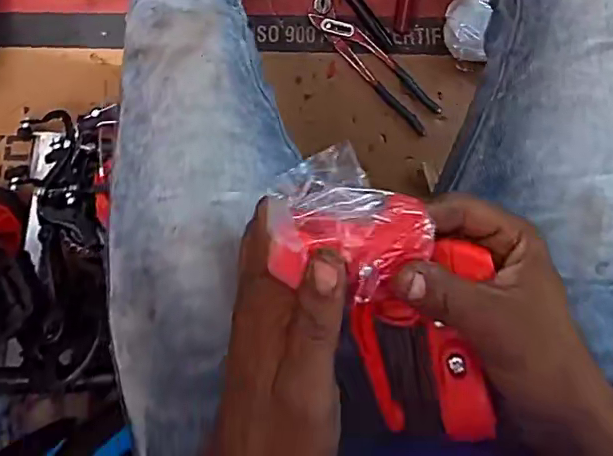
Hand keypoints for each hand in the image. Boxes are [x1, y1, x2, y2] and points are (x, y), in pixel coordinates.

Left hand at [207, 199, 344, 455]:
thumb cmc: (282, 424)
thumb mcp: (307, 373)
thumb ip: (316, 315)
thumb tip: (329, 251)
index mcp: (263, 291)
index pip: (270, 223)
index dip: (299, 200)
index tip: (339, 188)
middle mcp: (257, 291)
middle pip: (274, 234)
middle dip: (308, 215)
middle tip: (355, 207)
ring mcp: (261, 310)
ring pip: (281, 256)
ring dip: (309, 239)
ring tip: (353, 232)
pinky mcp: (271, 331)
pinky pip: (288, 282)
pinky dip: (310, 268)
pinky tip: (337, 278)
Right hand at [390, 195, 612, 454]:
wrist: (566, 423)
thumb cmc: (542, 361)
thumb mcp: (492, 321)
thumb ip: (445, 293)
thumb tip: (397, 273)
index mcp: (512, 238)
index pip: (459, 209)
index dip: (423, 216)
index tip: (389, 230)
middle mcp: (493, 249)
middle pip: (441, 233)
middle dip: (410, 248)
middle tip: (376, 257)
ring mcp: (480, 278)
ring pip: (433, 262)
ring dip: (409, 274)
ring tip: (379, 280)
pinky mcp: (468, 304)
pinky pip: (433, 288)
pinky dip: (415, 295)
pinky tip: (393, 302)